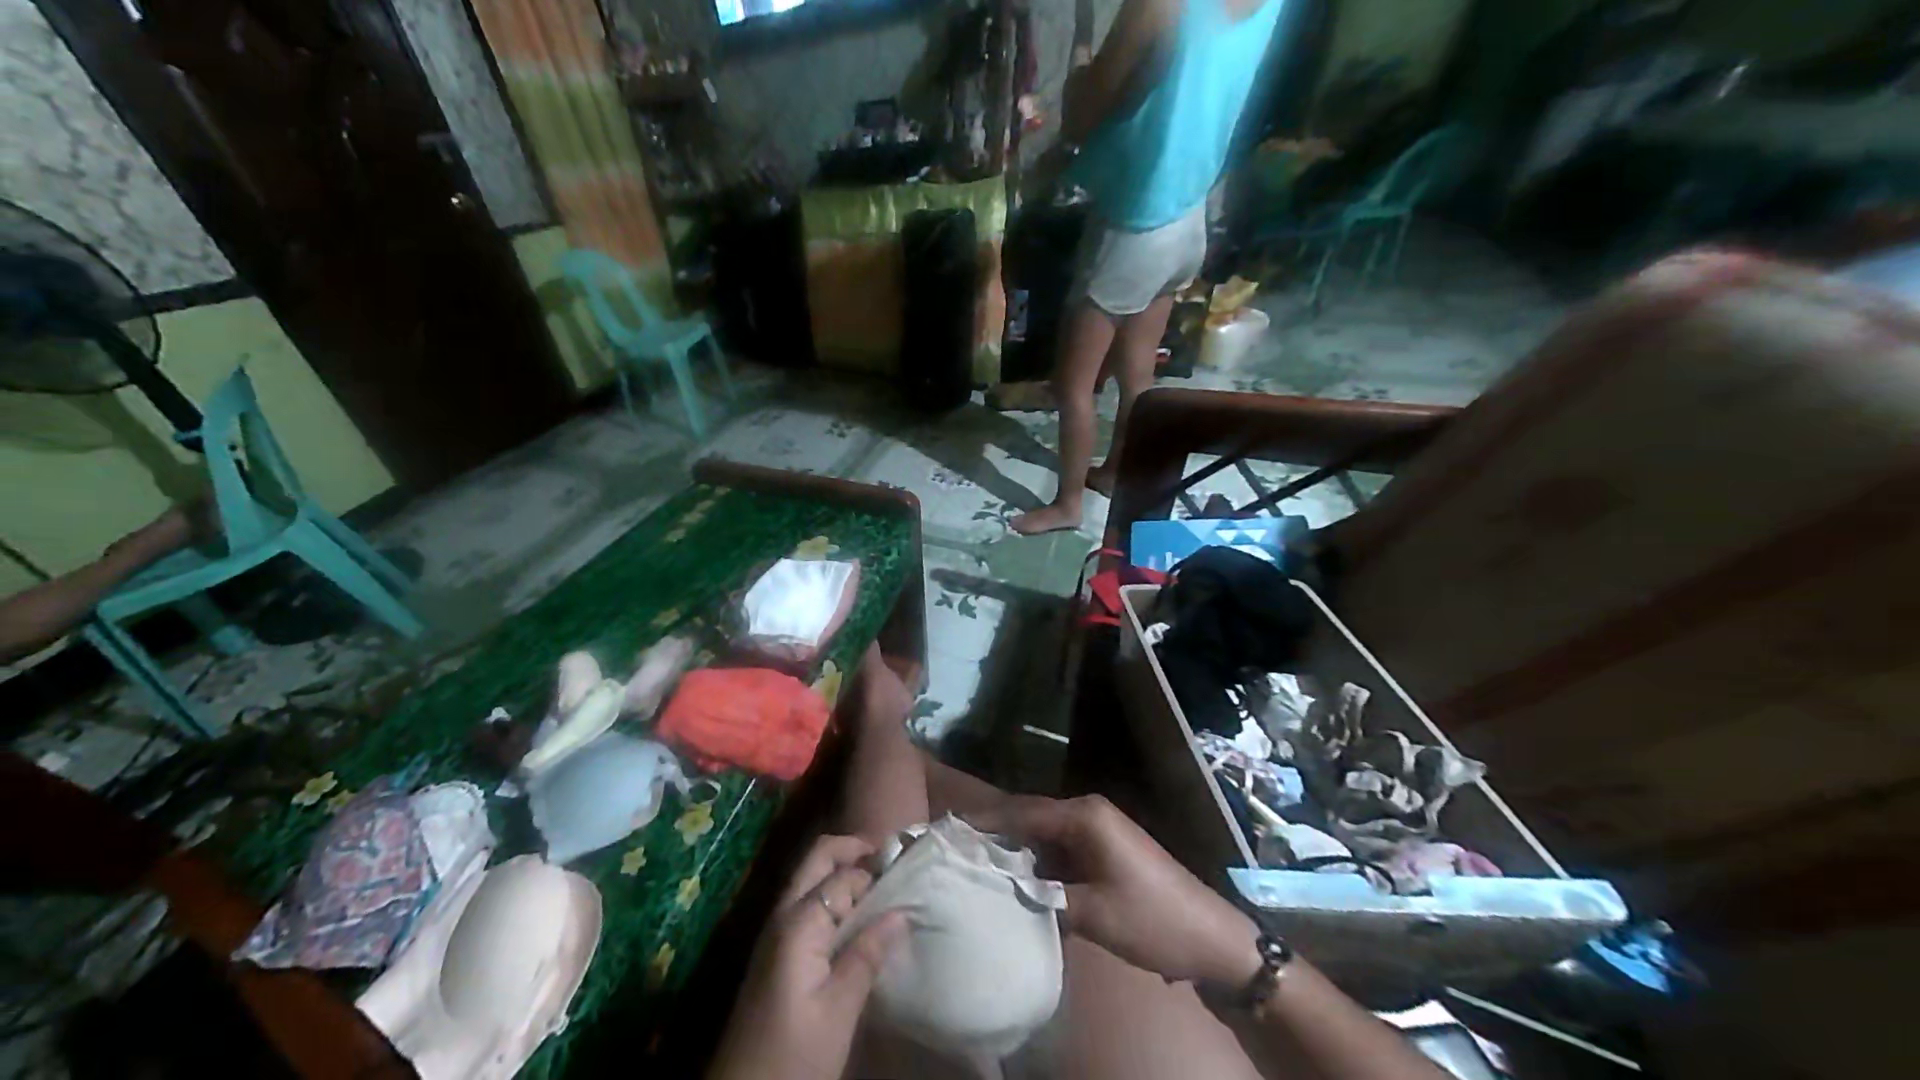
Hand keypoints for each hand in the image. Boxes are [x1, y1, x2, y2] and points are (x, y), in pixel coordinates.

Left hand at [707, 835, 908, 1079]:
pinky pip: (807, 904)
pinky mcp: (777, 952)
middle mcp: (782, 914)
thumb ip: (867, 954)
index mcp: (798, 923)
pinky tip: (858, 917)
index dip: (876, 870)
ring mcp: (776, 932)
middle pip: (817, 859)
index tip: (910, 869)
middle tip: (892, 860)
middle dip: (853, 849)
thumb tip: (900, 911)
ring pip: (810, 878)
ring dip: (843, 871)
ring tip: (883, 886)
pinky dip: (833, 896)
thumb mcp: (839, 1010)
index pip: (844, 876)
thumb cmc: (793, 1057)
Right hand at [969, 795, 1258, 986]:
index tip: (948, 832)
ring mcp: (1098, 832)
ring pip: (1042, 835)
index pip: (1021, 812)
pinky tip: (1015, 882)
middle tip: (955, 850)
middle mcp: (1088, 814)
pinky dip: (1036, 863)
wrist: (1213, 939)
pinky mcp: (1104, 852)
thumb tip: (1004, 889)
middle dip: (994, 833)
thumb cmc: (1153, 920)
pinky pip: (1059, 850)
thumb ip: (1043, 896)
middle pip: (1029, 818)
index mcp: (1085, 817)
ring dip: (1014, 850)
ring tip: (975, 865)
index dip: (984, 822)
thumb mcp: (1093, 913)